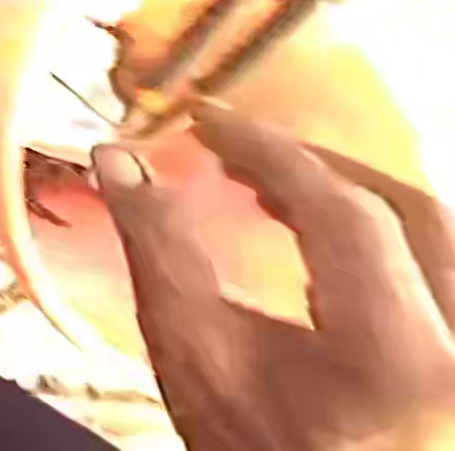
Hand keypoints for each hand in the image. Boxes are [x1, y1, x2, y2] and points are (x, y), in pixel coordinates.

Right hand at [95, 107, 454, 450]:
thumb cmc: (255, 440)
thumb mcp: (187, 342)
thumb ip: (155, 242)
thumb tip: (114, 155)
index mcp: (407, 353)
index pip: (344, 212)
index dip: (265, 149)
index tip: (199, 117)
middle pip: (423, 216)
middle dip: (315, 163)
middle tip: (234, 143)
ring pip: (450, 242)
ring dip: (351, 194)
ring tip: (269, 180)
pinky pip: (444, 272)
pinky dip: (379, 233)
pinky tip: (318, 233)